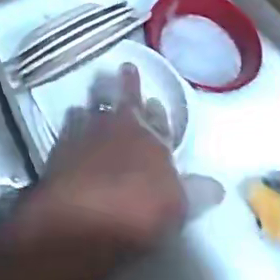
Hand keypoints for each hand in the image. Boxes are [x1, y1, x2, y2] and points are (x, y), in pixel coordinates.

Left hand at [9, 65, 220, 265]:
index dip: (159, 113)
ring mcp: (89, 130)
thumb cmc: (138, 213)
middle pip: (126, 101)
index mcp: (153, 143)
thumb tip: (215, 185)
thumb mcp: (177, 209)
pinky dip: (77, 115)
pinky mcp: (64, 139)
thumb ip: (194, 192)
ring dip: (99, 96)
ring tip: (98, 85)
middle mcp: (121, 128)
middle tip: (126, 67)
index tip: (156, 100)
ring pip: (96, 104)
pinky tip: (75, 114)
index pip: (160, 122)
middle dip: (128, 84)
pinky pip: (73, 118)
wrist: (81, 211)